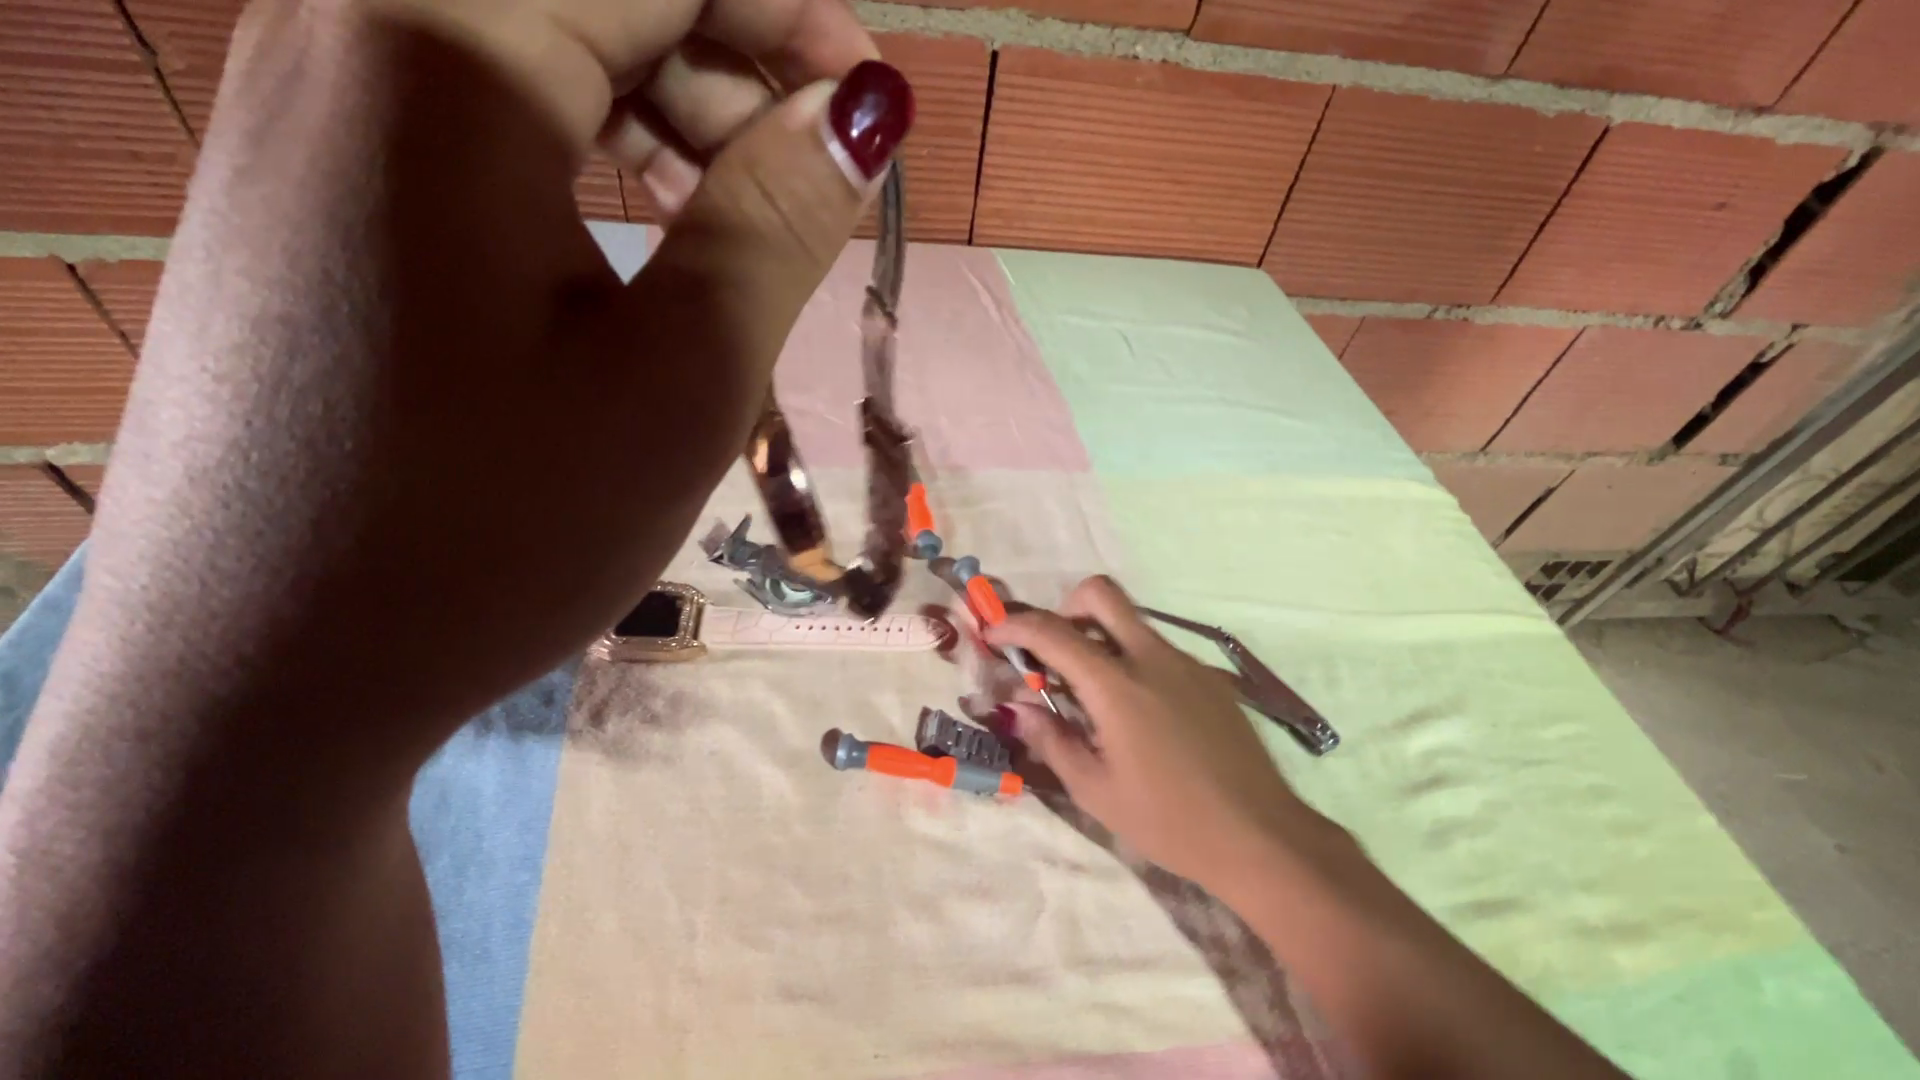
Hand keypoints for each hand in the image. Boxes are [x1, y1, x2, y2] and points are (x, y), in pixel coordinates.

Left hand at [74, 0, 914, 745]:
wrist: (270, 677)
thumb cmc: (498, 528)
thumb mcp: (681, 373)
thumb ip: (779, 212)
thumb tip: (865, 104)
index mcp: (437, 46)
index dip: (787, 13)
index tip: (873, 105)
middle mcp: (344, 35)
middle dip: (728, 61)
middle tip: (812, 179)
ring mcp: (306, 115)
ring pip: (532, 48)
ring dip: (662, 112)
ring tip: (737, 223)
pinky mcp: (306, 195)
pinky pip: (474, 116)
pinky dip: (583, 152)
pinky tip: (637, 241)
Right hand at [988, 578, 1339, 889]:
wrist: (1259, 836)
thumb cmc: (1168, 821)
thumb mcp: (1095, 790)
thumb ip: (1051, 740)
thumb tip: (1020, 709)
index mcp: (1118, 686)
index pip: (1054, 632)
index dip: (1015, 625)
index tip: (994, 636)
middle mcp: (1153, 658)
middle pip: (1101, 594)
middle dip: (1065, 608)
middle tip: (1053, 652)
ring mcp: (1188, 664)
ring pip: (1133, 622)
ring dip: (1101, 637)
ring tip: (1092, 695)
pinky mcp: (1212, 679)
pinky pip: (1161, 650)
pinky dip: (1134, 661)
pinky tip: (1139, 715)